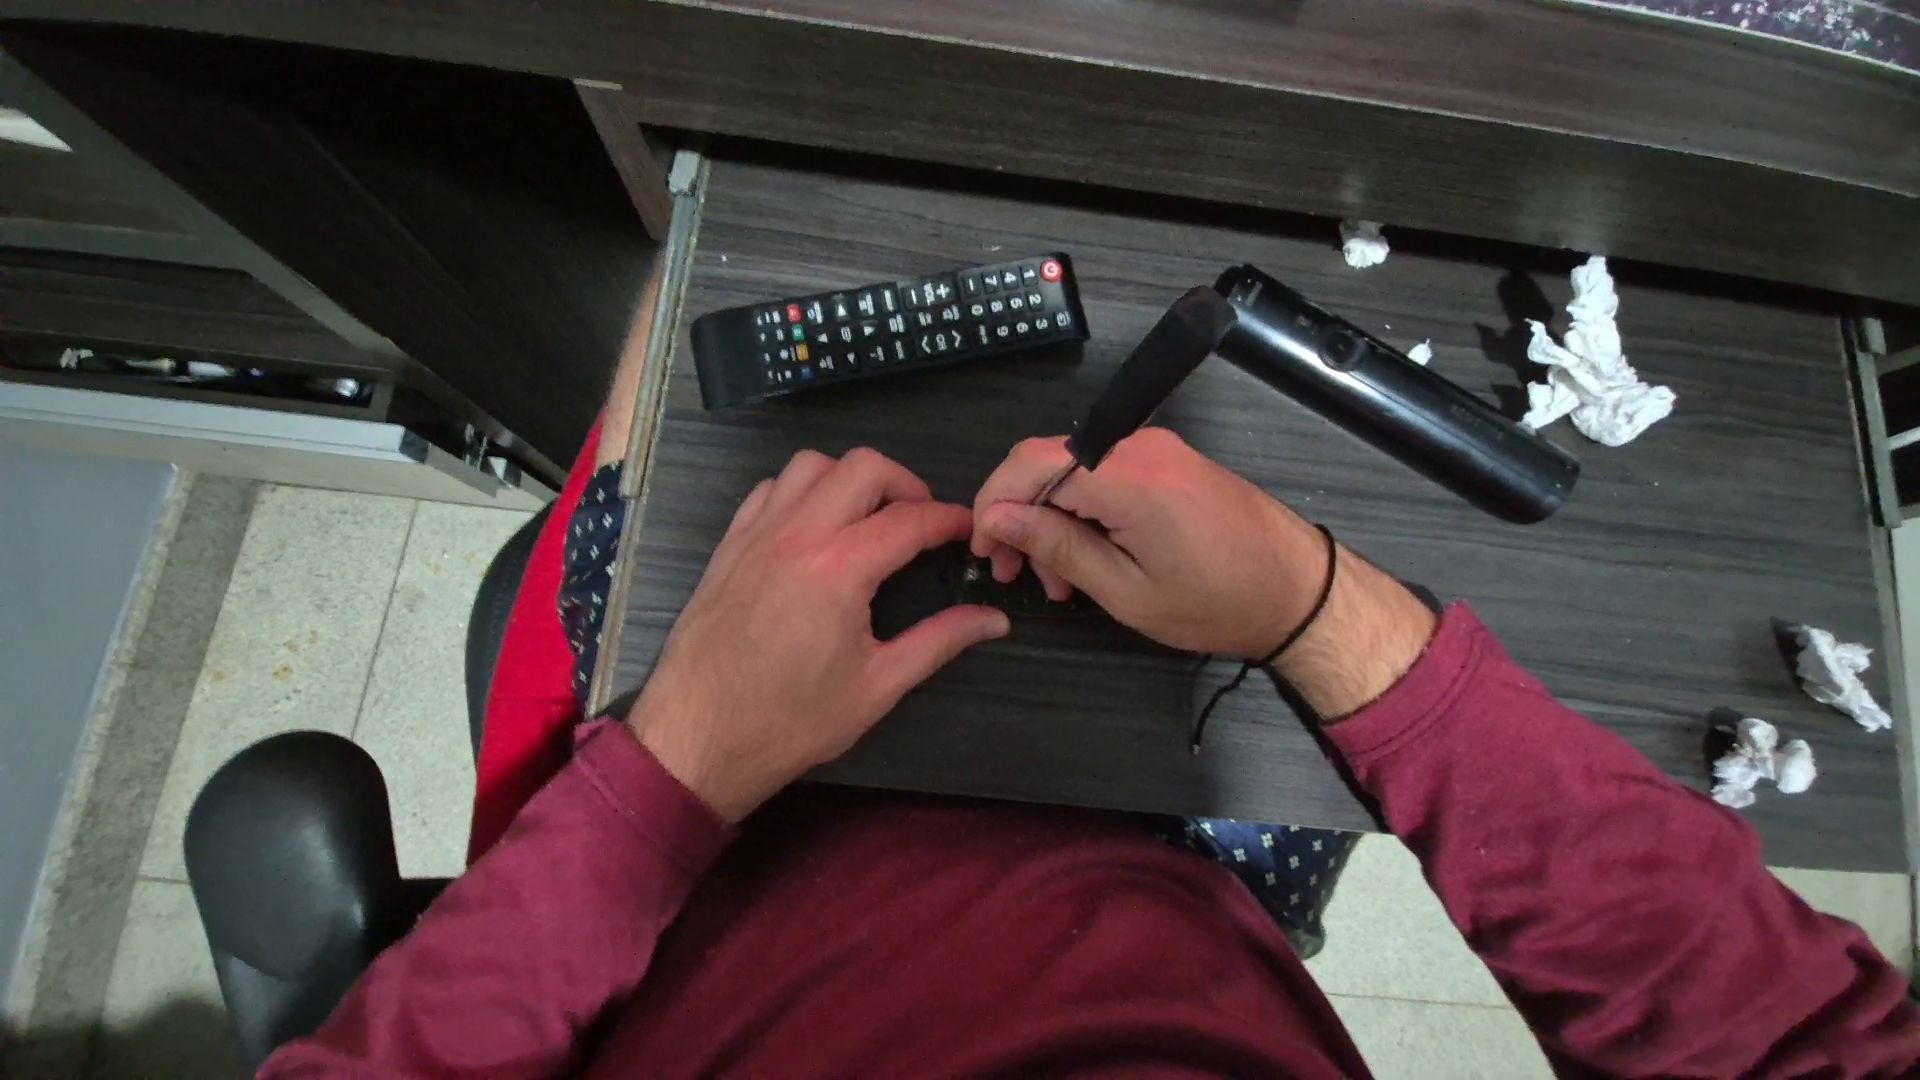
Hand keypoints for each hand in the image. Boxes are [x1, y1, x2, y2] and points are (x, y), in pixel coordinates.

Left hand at [628, 448, 1008, 820]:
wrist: (698, 739)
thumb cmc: (793, 720)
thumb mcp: (879, 685)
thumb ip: (940, 641)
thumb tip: (995, 620)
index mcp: (840, 568)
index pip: (910, 519)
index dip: (949, 519)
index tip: (968, 529)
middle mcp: (798, 533)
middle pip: (864, 468)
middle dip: (906, 484)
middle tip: (922, 521)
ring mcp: (757, 533)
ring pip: (811, 465)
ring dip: (850, 479)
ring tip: (868, 517)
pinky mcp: (729, 545)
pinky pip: (770, 489)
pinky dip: (803, 491)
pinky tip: (814, 527)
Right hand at [970, 428, 1327, 657]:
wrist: (1301, 591)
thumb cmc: (1218, 602)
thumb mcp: (1126, 590)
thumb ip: (1056, 546)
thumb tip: (998, 518)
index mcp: (1126, 476)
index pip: (1029, 465)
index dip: (992, 503)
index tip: (983, 548)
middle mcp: (1137, 447)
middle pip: (1045, 462)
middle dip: (1018, 515)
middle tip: (1012, 573)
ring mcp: (1156, 450)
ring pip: (1071, 471)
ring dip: (1050, 519)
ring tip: (1056, 581)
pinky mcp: (1167, 462)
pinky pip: (1104, 475)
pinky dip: (1082, 512)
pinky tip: (1086, 558)